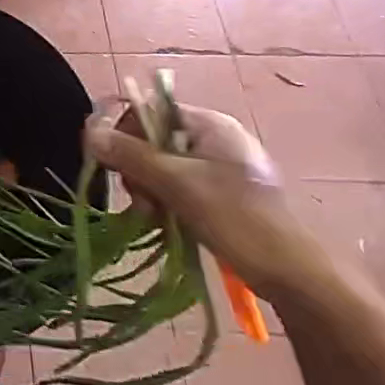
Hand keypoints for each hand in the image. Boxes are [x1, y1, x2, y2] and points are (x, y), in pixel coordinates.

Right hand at [84, 102, 333, 299]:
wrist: (294, 274)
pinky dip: (169, 201)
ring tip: (154, 218)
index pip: (150, 110)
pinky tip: (168, 223)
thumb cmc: (237, 219)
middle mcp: (215, 136)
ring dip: (151, 190)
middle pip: (155, 139)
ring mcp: (222, 166)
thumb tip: (89, 132)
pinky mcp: (225, 194)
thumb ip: (132, 156)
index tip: (111, 164)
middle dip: (139, 168)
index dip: (124, 132)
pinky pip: (182, 186)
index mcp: (209, 123)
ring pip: (165, 167)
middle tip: (142, 201)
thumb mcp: (177, 185)